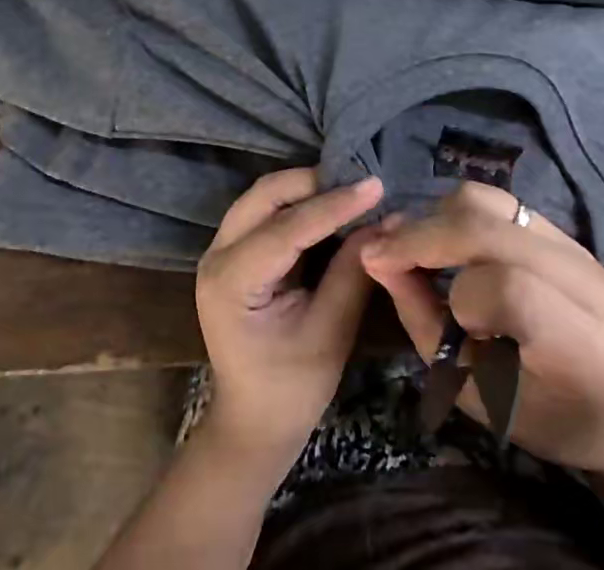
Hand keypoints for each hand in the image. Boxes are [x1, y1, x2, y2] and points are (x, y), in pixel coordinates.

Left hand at [195, 169, 384, 461]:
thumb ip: (353, 272)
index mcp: (231, 282)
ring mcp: (221, 250)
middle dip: (315, 183)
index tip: (376, 186)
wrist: (254, 420)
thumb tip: (386, 222)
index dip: (333, 204)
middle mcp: (217, 256)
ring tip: (353, 190)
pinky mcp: (236, 252)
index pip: (286, 228)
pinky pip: (267, 211)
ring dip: (308, 188)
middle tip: (364, 185)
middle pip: (265, 195)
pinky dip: (301, 202)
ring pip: (264, 197)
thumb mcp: (330, 332)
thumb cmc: (291, 387)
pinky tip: (333, 205)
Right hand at [361, 182, 603, 473]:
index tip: (414, 298)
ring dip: (440, 217)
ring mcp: (586, 250)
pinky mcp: (571, 234)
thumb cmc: (547, 420)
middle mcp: (593, 283)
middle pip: (493, 224)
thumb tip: (374, 256)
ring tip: (416, 249)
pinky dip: (461, 217)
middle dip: (425, 233)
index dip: (455, 288)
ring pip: (494, 201)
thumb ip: (424, 320)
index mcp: (582, 347)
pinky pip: (503, 205)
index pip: (510, 287)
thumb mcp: (475, 392)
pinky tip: (446, 244)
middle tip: (383, 253)